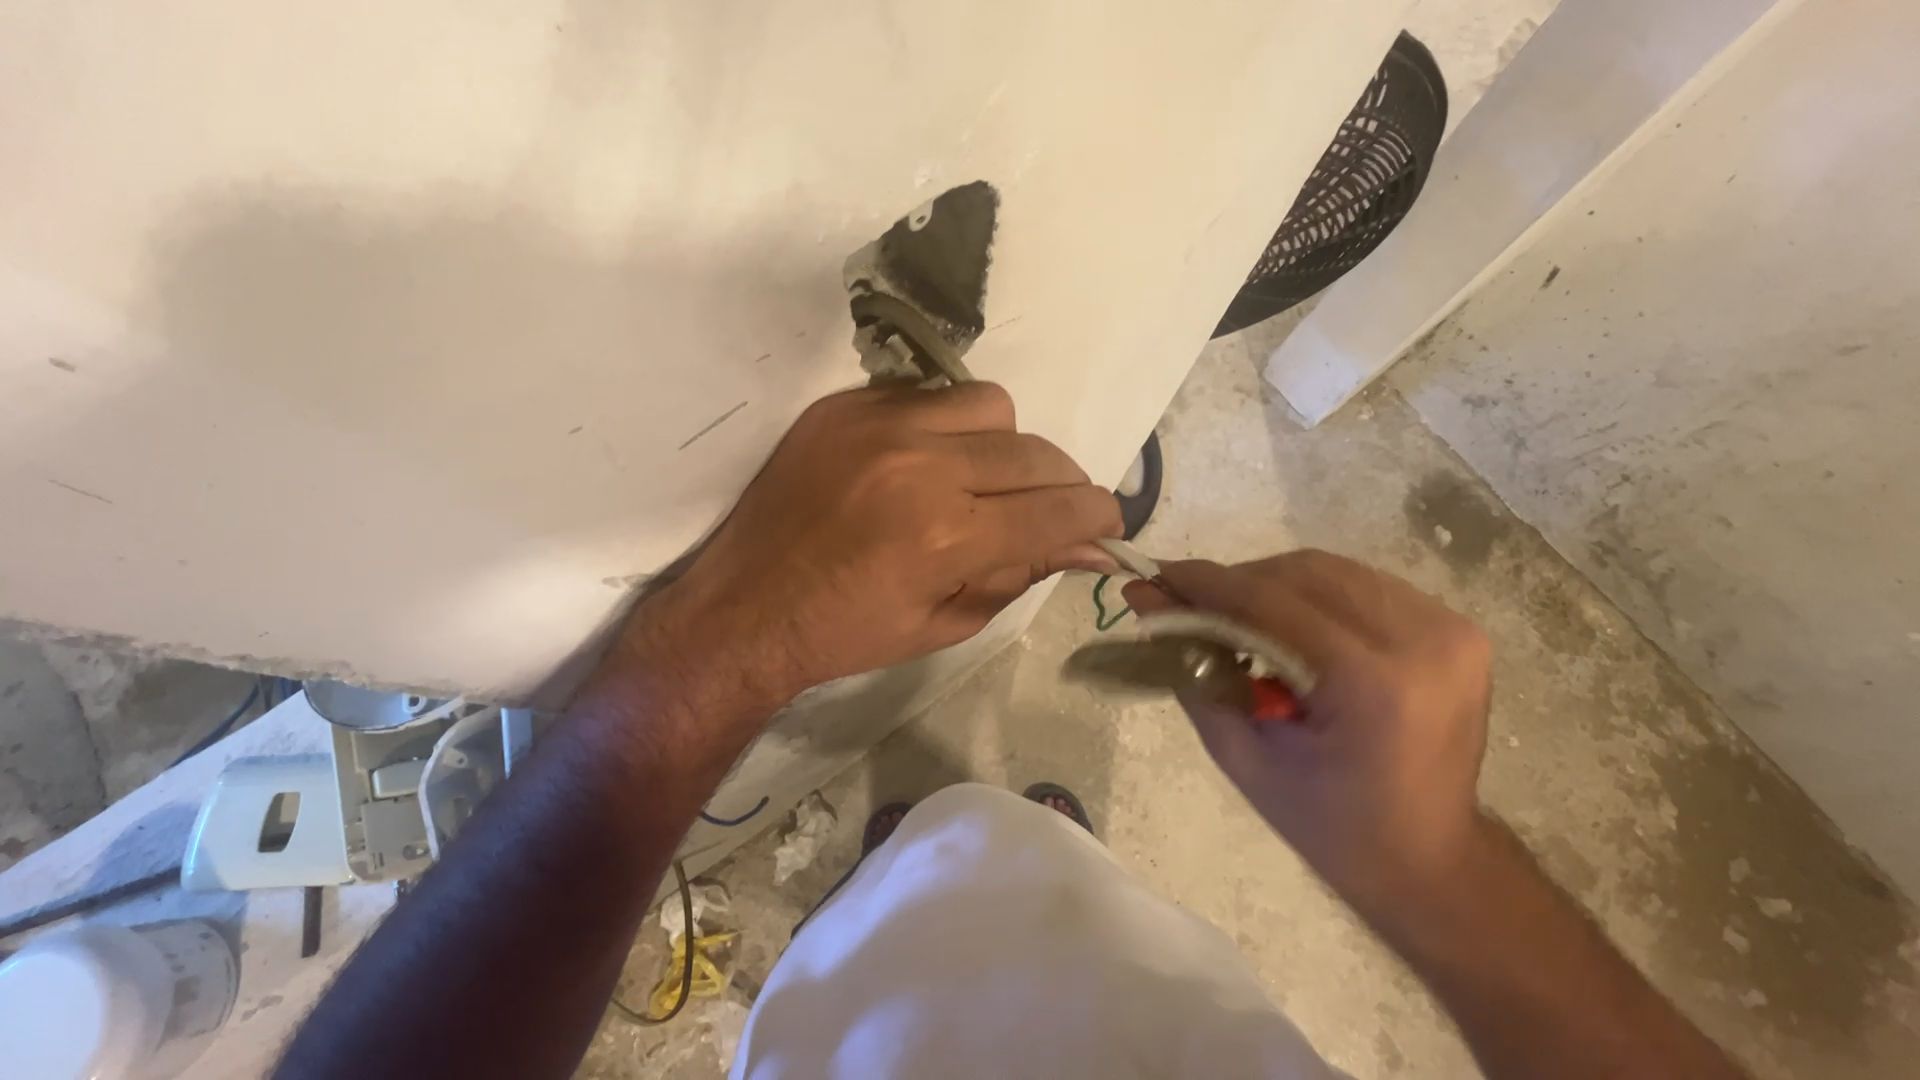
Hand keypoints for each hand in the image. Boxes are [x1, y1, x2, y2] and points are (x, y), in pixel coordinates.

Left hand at [623, 383, 1121, 710]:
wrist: (745, 608)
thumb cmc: (847, 633)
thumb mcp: (946, 622)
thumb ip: (1022, 574)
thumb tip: (1090, 548)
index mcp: (945, 536)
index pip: (1059, 510)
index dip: (1098, 519)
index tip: (1106, 525)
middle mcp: (920, 466)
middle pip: (1035, 453)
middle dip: (1061, 485)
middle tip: (1050, 511)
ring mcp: (878, 425)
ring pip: (990, 405)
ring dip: (1004, 445)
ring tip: (981, 479)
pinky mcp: (844, 406)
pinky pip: (928, 396)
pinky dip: (946, 426)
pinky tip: (926, 462)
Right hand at [1124, 551, 1491, 910]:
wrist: (1428, 857)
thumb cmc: (1327, 823)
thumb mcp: (1243, 755)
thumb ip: (1192, 669)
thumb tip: (1146, 601)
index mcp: (1375, 685)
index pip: (1272, 603)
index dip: (1207, 584)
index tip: (1155, 577)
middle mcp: (1425, 642)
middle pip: (1304, 574)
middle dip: (1238, 583)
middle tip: (1191, 604)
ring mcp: (1450, 630)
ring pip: (1333, 571)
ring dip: (1274, 584)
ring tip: (1237, 617)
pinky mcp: (1457, 627)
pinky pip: (1363, 585)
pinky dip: (1314, 595)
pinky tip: (1290, 626)